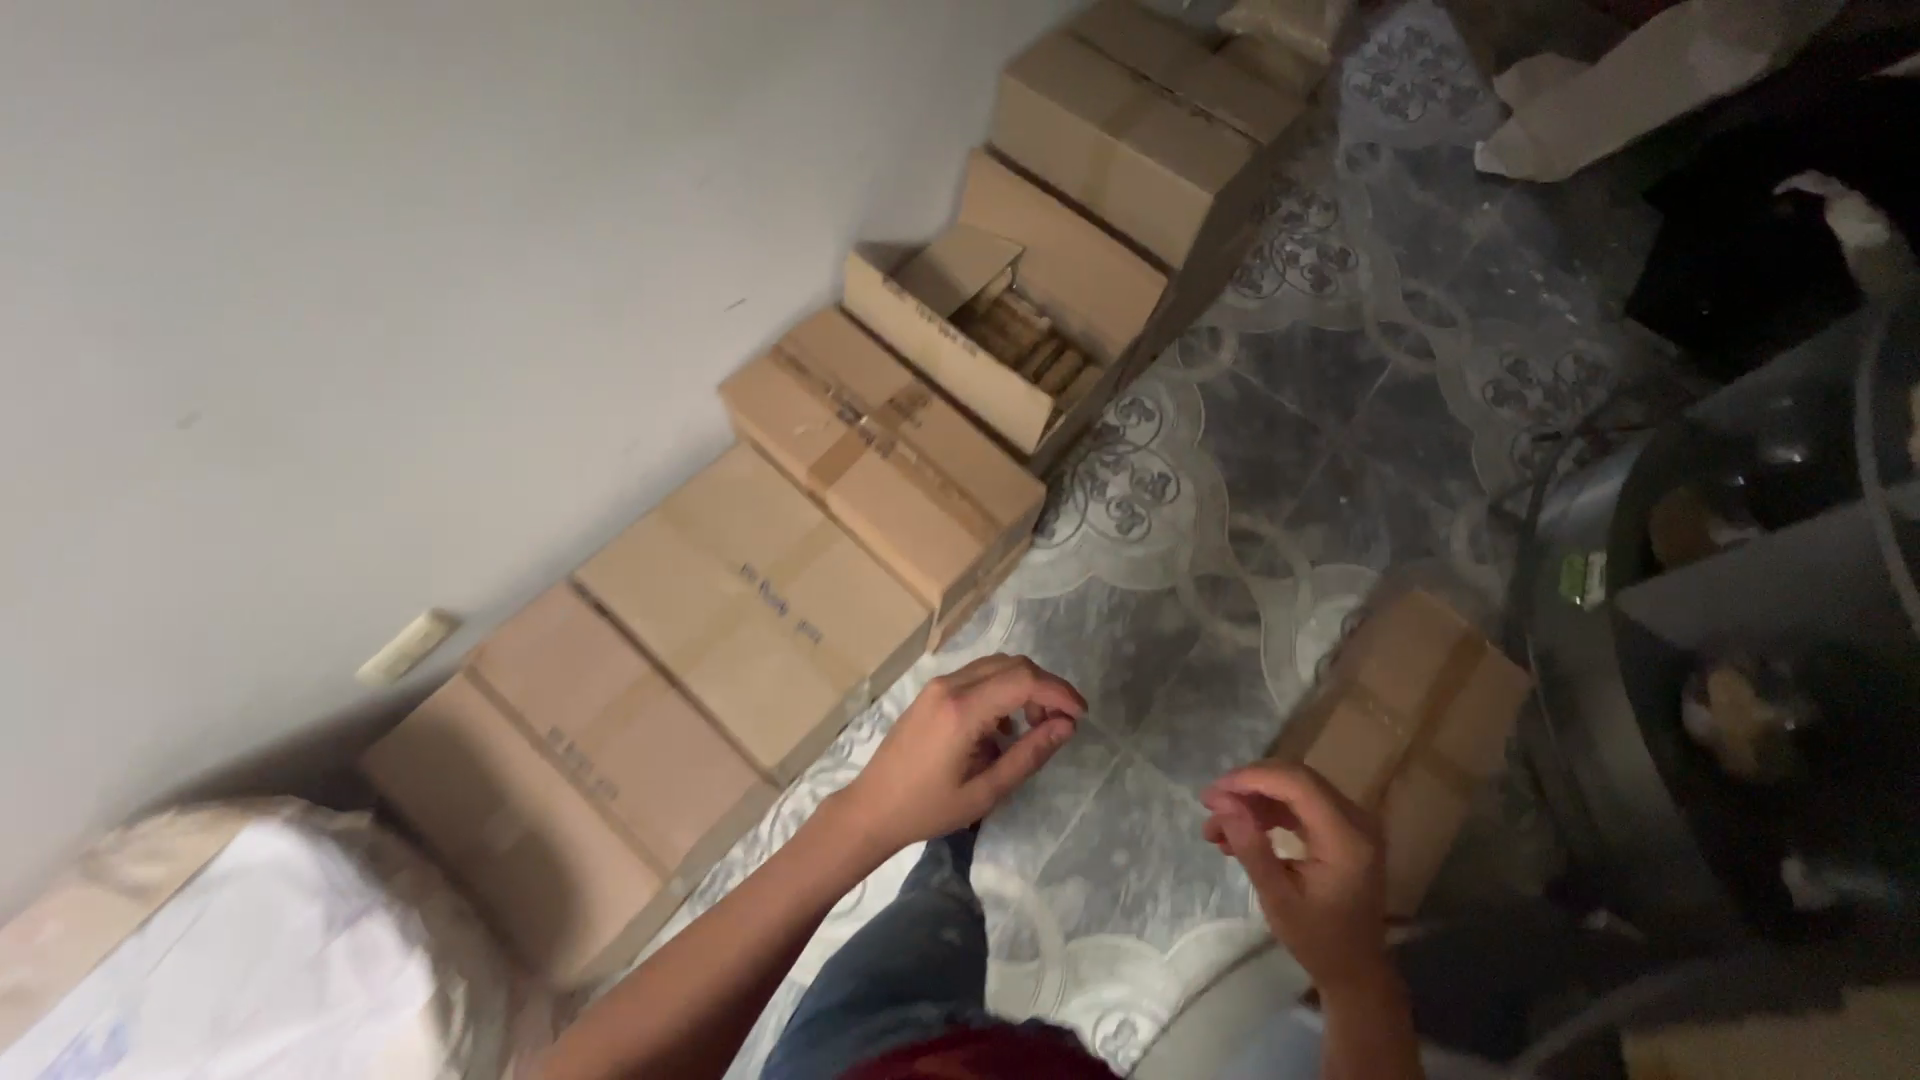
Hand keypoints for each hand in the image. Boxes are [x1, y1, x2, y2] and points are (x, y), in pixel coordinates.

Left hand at [836, 655, 1085, 856]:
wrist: (872, 807)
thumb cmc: (928, 808)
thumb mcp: (986, 791)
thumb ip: (1029, 755)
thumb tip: (1066, 726)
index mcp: (962, 710)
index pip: (1023, 679)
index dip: (1059, 692)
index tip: (1080, 716)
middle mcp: (950, 686)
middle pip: (1012, 664)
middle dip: (1044, 687)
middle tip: (1059, 723)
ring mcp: (938, 686)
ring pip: (995, 666)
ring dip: (1023, 687)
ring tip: (1035, 725)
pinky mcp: (932, 692)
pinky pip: (977, 677)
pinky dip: (1001, 690)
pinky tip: (1004, 727)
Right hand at [1201, 763, 1390, 994]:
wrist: (1356, 968)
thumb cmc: (1317, 939)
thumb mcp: (1277, 898)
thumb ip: (1250, 846)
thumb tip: (1221, 802)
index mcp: (1346, 838)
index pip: (1297, 784)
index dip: (1251, 779)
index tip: (1213, 793)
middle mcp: (1356, 820)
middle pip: (1295, 778)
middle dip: (1248, 786)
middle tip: (1210, 804)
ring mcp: (1352, 822)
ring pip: (1294, 788)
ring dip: (1254, 800)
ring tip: (1218, 826)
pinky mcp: (1343, 828)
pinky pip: (1300, 804)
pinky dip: (1268, 811)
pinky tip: (1241, 831)